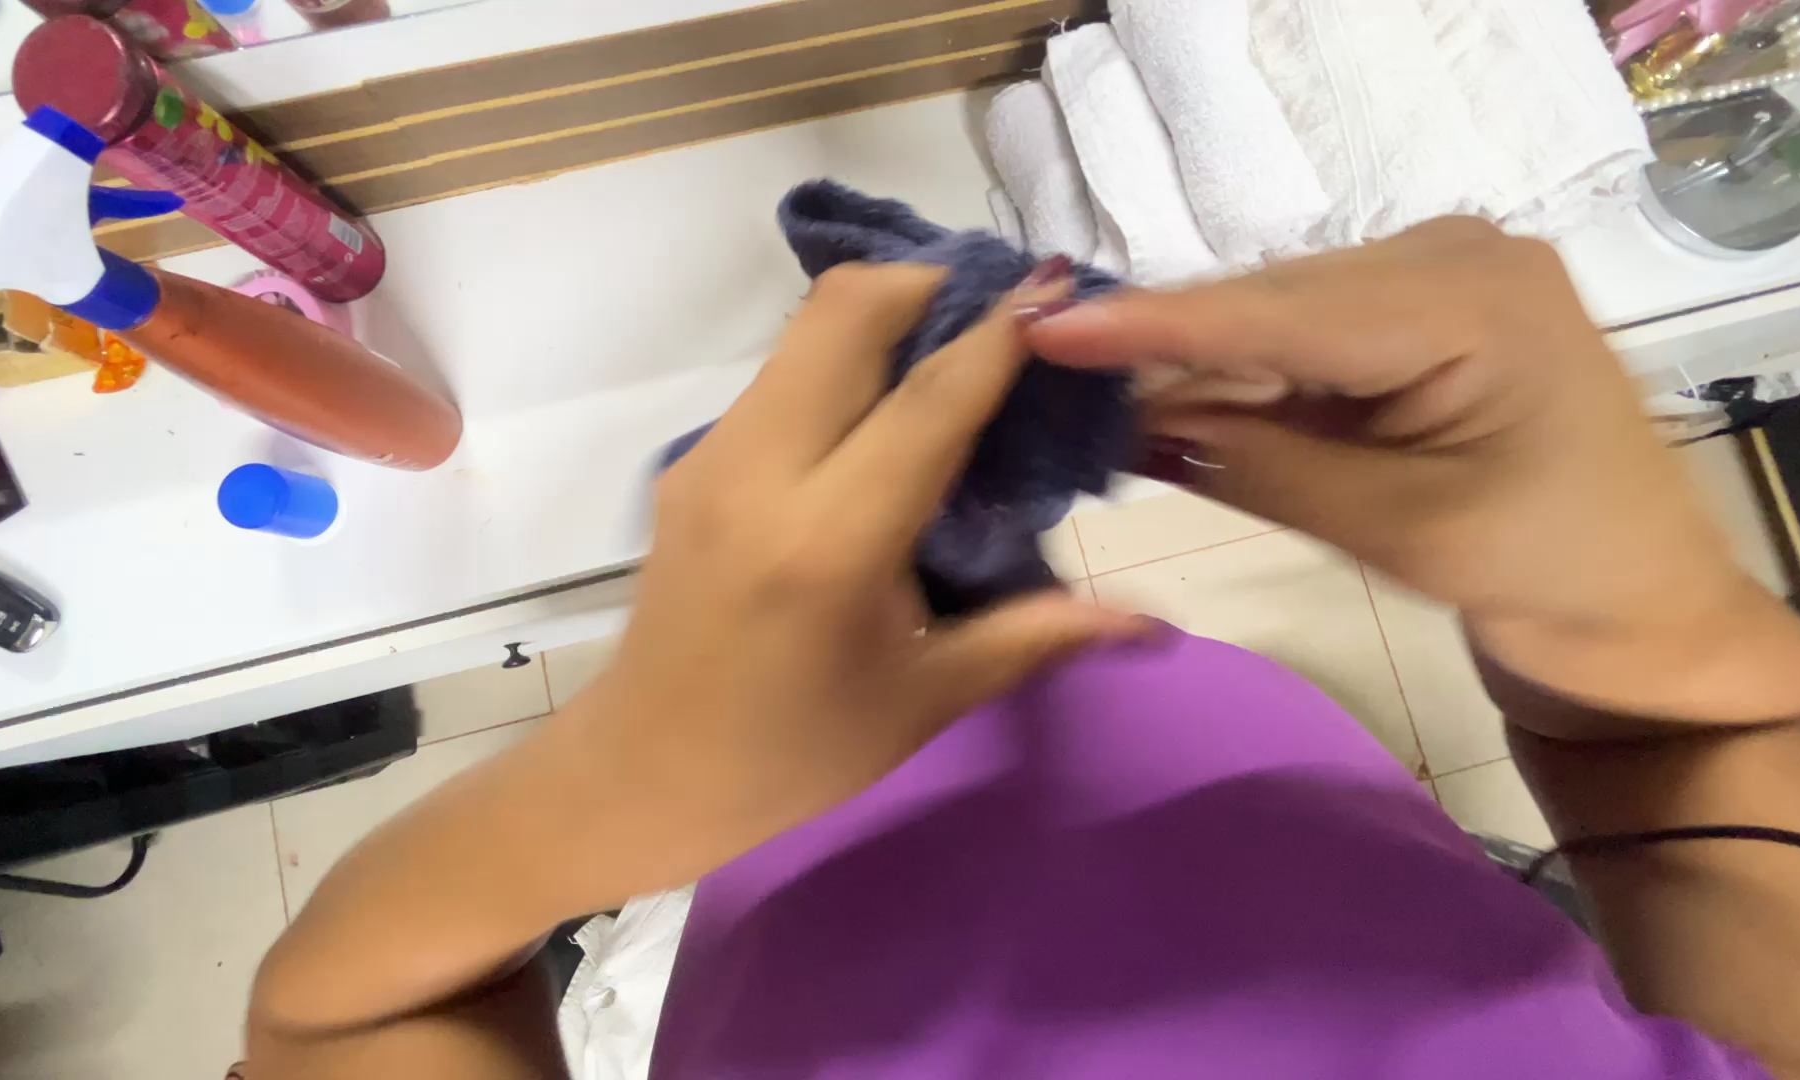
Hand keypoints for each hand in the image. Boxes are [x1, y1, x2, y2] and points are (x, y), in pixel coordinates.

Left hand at [573, 261, 1149, 875]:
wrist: (648, 770)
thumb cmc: (794, 754)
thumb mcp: (924, 700)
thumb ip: (1037, 637)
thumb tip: (1152, 624)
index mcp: (825, 544)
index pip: (925, 402)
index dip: (997, 334)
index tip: (1054, 286)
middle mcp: (757, 475)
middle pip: (843, 316)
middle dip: (930, 287)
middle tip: (997, 318)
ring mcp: (708, 459)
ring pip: (804, 334)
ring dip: (885, 317)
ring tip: (951, 355)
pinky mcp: (688, 464)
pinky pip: (779, 376)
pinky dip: (842, 360)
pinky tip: (882, 412)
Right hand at [1025, 219, 1799, 727]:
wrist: (1628, 593)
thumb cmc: (1534, 567)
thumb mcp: (1381, 523)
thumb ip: (1251, 463)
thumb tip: (1132, 425)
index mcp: (1470, 302)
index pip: (1271, 314)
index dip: (1149, 326)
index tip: (1044, 329)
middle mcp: (1445, 258)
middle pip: (1257, 304)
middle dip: (1152, 348)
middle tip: (1046, 379)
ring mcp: (1423, 278)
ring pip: (1259, 318)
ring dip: (1179, 363)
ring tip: (1086, 394)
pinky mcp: (1399, 312)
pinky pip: (1284, 337)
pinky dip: (1222, 374)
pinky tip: (1159, 397)